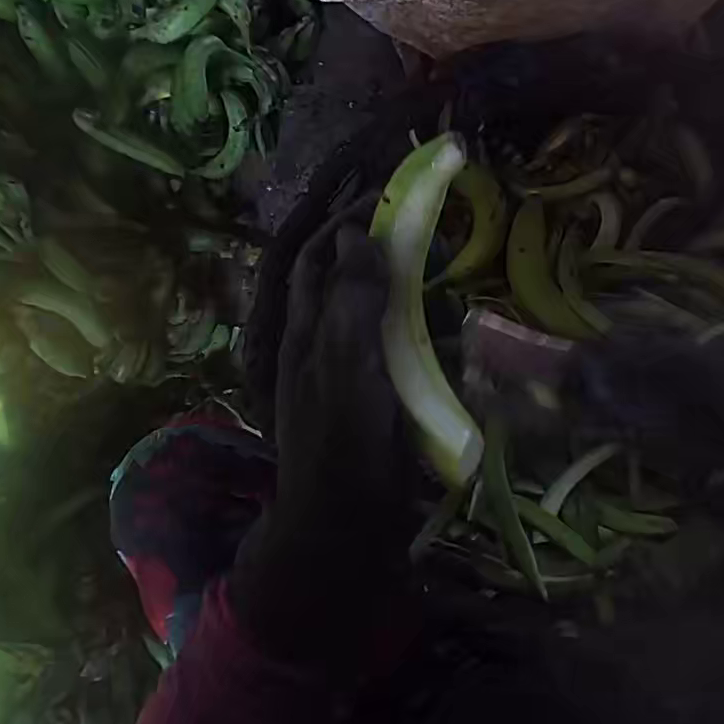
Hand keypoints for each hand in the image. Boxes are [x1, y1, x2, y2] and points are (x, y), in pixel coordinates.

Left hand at [230, 217, 416, 665]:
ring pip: (353, 306)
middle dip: (362, 241)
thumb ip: (350, 304)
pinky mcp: (355, 395)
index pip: (319, 257)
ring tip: (418, 257)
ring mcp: (332, 370)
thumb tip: (354, 236)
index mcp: (304, 331)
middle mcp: (312, 343)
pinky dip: (393, 317)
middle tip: (409, 220)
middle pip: (332, 276)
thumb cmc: (345, 448)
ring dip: (379, 275)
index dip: (346, 221)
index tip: (387, 194)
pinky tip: (418, 319)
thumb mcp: (348, 369)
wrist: (341, 528)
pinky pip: (372, 341)